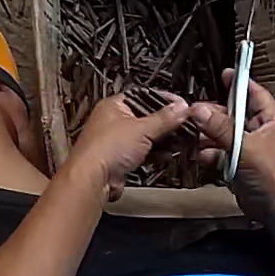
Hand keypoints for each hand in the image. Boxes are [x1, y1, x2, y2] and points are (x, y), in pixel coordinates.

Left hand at [65, 92, 191, 200]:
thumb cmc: (104, 149)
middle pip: (146, 118)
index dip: (163, 100)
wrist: (92, 179)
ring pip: (145, 137)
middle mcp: (113, 122)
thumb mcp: (142, 129)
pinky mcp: (120, 159)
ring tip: (179, 140)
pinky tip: (166, 154)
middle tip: (182, 125)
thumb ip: (165, 118)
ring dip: (162, 140)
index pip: (143, 96)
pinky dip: (154, 153)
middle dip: (165, 123)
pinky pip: (142, 153)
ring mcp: (116, 141)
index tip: (180, 105)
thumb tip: (180, 107)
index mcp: (114, 106)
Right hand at [189, 70, 274, 222]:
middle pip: (235, 115)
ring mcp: (251, 149)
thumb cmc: (272, 177)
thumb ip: (220, 127)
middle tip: (196, 111)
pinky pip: (223, 153)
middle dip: (215, 114)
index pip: (255, 94)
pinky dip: (212, 153)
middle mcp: (262, 132)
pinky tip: (202, 155)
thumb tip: (199, 110)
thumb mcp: (244, 147)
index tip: (225, 74)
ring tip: (194, 134)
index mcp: (272, 121)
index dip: (240, 83)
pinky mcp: (241, 165)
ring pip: (225, 134)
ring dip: (210, 135)